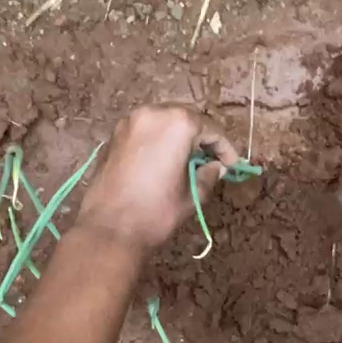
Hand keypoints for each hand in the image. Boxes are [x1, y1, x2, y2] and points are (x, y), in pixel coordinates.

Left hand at [75, 104, 239, 250]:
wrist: (109, 229)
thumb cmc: (155, 213)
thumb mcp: (191, 196)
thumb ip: (208, 175)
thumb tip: (216, 167)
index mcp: (176, 123)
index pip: (210, 128)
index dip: (225, 148)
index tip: (232, 166)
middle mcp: (152, 113)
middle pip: (186, 118)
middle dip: (201, 138)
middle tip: (213, 162)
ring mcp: (129, 123)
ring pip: (163, 122)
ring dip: (179, 138)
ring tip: (189, 162)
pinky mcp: (114, 136)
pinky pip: (145, 132)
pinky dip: (159, 142)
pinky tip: (164, 163)